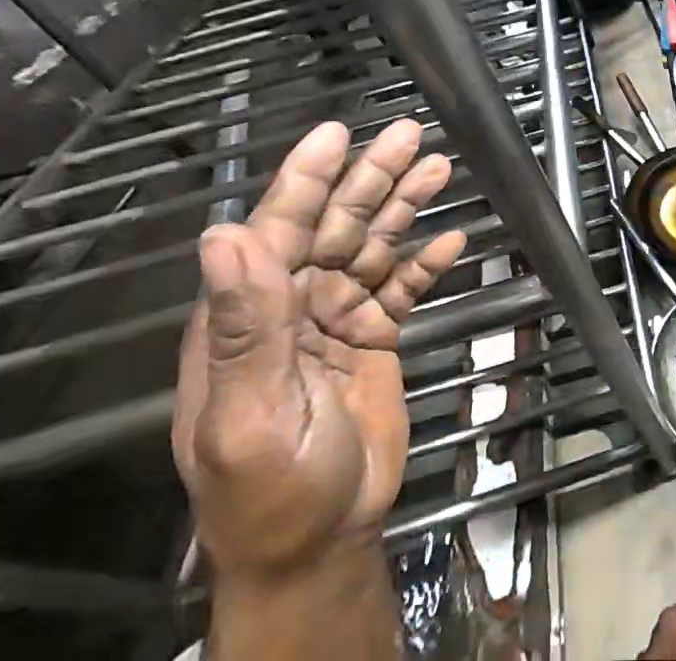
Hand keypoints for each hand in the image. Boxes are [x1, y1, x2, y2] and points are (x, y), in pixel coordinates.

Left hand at [172, 119, 465, 580]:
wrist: (319, 541)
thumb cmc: (270, 490)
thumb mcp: (248, 416)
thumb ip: (243, 328)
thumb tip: (223, 235)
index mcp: (248, 313)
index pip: (277, 227)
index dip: (306, 178)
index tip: (336, 133)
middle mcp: (291, 301)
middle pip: (334, 224)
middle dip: (370, 178)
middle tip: (408, 133)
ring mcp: (335, 317)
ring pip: (371, 247)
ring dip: (403, 207)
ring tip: (437, 166)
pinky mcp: (373, 337)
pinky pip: (400, 289)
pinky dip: (424, 265)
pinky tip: (452, 239)